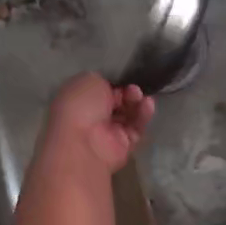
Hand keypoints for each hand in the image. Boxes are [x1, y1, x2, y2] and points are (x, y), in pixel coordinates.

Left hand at [40, 73, 155, 174]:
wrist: (84, 143)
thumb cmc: (80, 106)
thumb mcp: (89, 80)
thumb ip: (102, 80)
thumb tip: (112, 88)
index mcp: (77, 101)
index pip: (100, 90)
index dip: (113, 82)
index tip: (122, 78)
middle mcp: (91, 118)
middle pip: (116, 102)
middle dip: (127, 92)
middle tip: (133, 89)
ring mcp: (107, 133)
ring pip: (128, 114)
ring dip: (137, 102)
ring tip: (140, 96)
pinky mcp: (123, 146)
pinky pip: (136, 128)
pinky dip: (143, 115)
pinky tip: (148, 105)